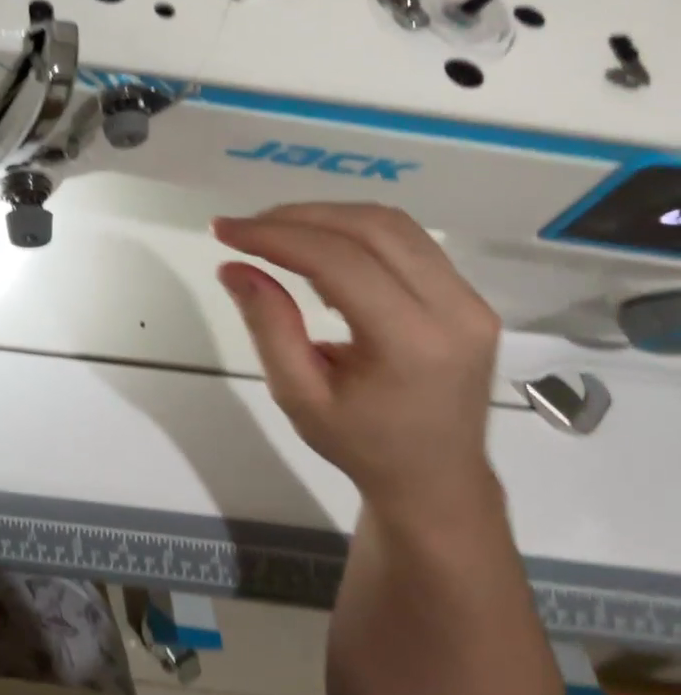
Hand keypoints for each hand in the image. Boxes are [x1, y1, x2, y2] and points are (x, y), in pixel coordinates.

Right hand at [213, 204, 503, 524]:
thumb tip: (233, 267)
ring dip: (324, 217)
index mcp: (412, 343)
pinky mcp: (469, 297)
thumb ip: (268, 325)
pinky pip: (407, 242)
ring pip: (392, 225)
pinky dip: (352, 232)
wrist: (435, 477)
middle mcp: (454, 312)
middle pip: (371, 229)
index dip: (276, 236)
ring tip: (272, 233)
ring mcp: (470, 302)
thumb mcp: (297, 393)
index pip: (340, 261)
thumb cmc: (359, 442)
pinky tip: (315, 251)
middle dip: (297, 218)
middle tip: (243, 229)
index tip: (224, 231)